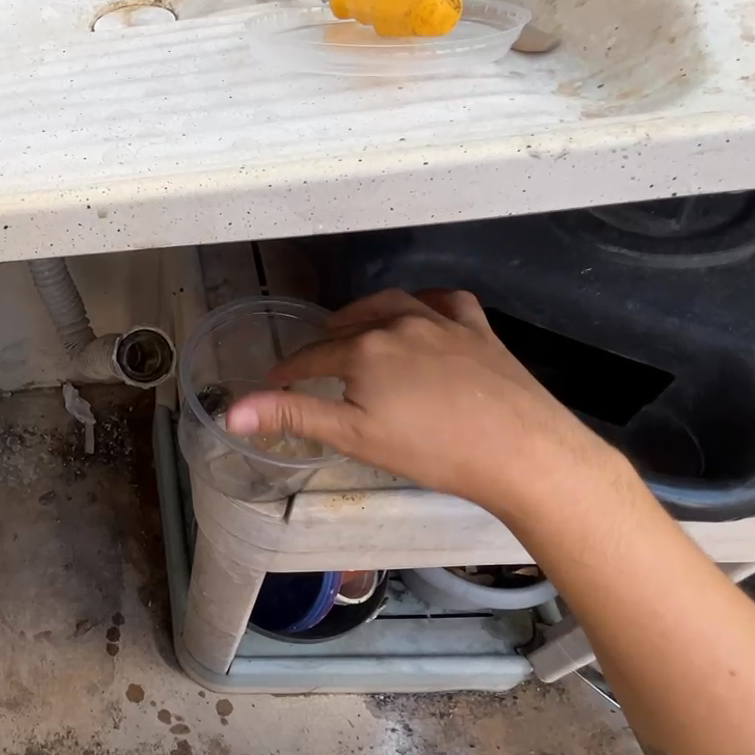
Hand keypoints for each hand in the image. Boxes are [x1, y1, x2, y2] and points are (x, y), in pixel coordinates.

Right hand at [224, 289, 627, 519]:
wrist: (524, 452)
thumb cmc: (431, 449)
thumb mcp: (351, 435)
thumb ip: (289, 415)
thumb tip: (230, 411)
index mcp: (362, 349)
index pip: (310, 359)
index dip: (286, 374)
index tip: (273, 386)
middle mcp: (398, 324)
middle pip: (347, 327)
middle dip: (322, 343)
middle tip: (311, 365)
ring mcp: (443, 323)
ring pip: (391, 304)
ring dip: (364, 313)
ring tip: (351, 328)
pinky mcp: (480, 331)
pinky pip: (446, 302)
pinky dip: (424, 303)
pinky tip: (419, 313)